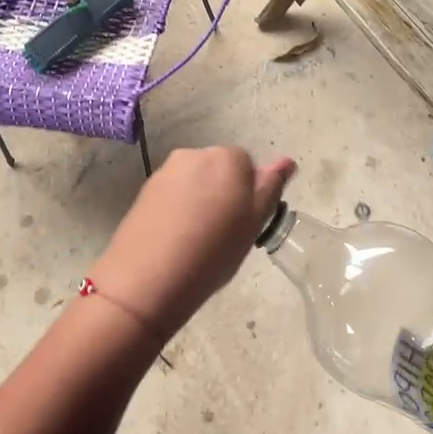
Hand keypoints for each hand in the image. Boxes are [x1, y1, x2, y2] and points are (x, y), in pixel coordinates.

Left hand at [84, 146, 294, 337]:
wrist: (147, 279)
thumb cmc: (213, 252)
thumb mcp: (253, 223)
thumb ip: (270, 187)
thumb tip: (287, 161)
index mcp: (228, 158)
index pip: (248, 167)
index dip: (248, 195)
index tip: (242, 224)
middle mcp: (195, 154)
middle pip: (219, 169)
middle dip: (223, 192)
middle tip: (222, 233)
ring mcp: (166, 171)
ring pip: (194, 182)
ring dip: (199, 200)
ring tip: (196, 240)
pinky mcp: (145, 190)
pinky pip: (172, 194)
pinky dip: (177, 209)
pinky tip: (175, 240)